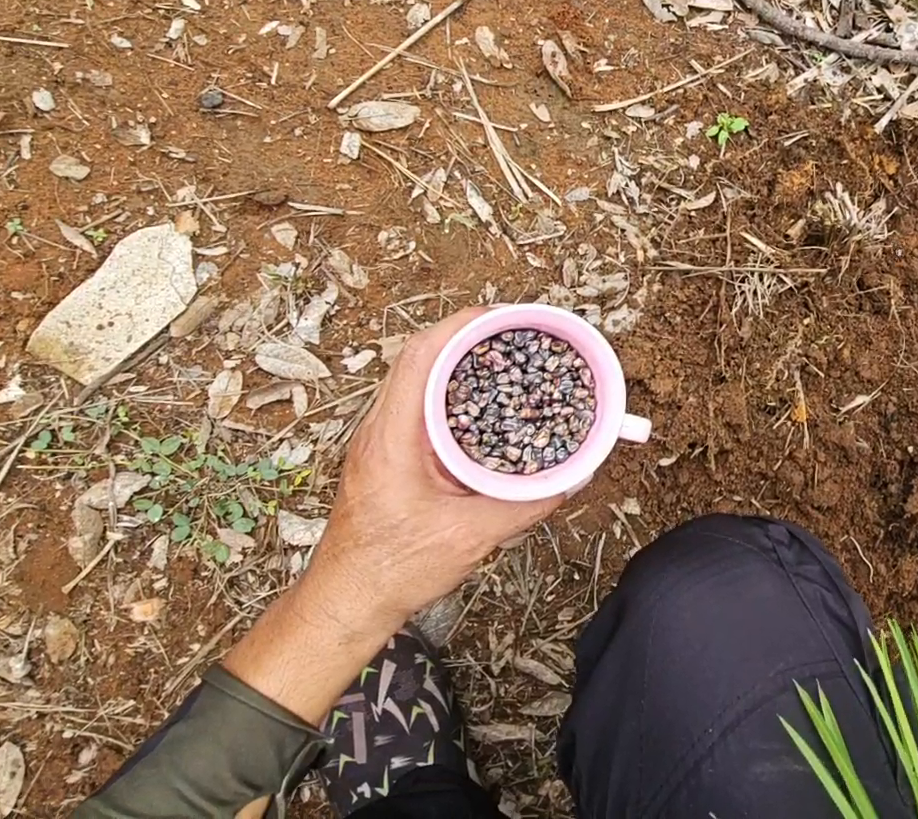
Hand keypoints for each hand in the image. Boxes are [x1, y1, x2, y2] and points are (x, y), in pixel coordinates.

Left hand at [307, 309, 564, 632]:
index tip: (500, 316)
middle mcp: (381, 429)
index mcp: (392, 438)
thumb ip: (525, 505)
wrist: (346, 601)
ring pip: (416, 377)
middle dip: (466, 333)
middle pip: (419, 356)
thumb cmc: (392, 570)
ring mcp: (380, 439)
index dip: (460, 326)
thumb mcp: (471, 536)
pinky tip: (482, 400)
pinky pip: (419, 402)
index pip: (420, 357)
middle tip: (512, 330)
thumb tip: (571, 479)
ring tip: (501, 354)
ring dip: (456, 358)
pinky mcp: (387, 452)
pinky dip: (450, 387)